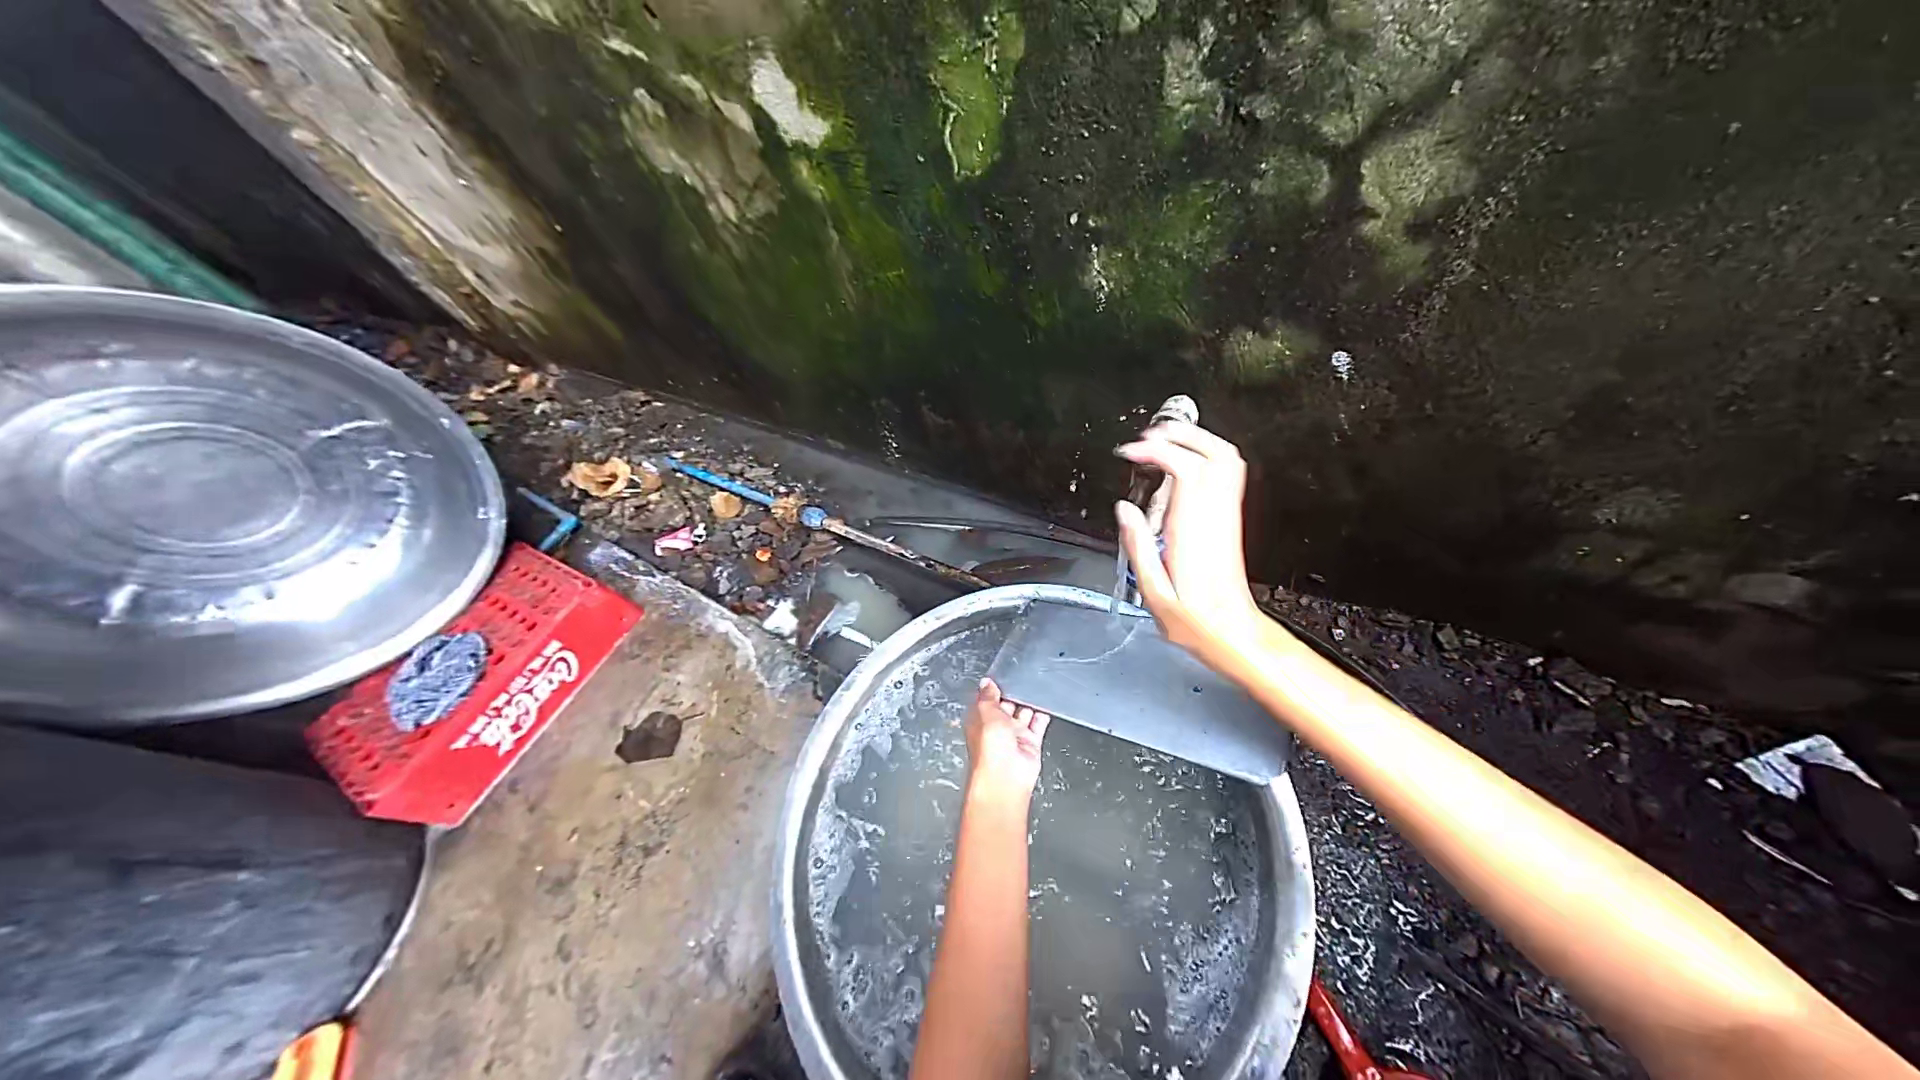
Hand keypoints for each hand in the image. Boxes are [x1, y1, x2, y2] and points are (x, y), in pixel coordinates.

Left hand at [964, 678, 1049, 799]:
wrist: (1005, 775)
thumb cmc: (988, 747)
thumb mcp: (985, 711)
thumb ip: (988, 695)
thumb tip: (986, 682)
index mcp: (980, 719)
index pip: (986, 700)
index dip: (993, 688)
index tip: (1001, 675)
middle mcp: (996, 728)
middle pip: (1006, 705)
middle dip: (1013, 694)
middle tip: (1021, 678)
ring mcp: (1014, 736)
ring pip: (1023, 713)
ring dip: (1029, 703)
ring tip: (1035, 686)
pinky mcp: (1030, 743)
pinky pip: (1038, 725)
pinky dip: (1042, 715)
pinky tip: (1046, 703)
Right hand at [1114, 421, 1267, 665]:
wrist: (1232, 633)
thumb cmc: (1196, 620)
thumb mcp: (1153, 592)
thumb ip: (1137, 545)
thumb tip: (1125, 510)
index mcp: (1193, 530)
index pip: (1185, 469)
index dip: (1157, 449)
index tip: (1132, 451)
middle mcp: (1215, 517)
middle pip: (1213, 453)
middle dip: (1180, 433)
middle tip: (1149, 436)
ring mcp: (1227, 517)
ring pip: (1226, 459)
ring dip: (1196, 440)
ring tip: (1165, 439)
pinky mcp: (1229, 522)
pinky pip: (1228, 476)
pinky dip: (1205, 457)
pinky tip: (1185, 464)